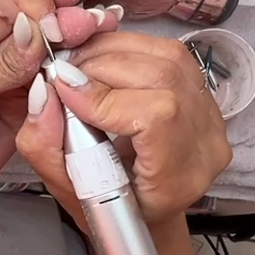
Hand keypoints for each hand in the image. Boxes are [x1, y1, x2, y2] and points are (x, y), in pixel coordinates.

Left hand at [0, 0, 120, 241]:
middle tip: (93, 20)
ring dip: (74, 49)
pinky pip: (53, 92)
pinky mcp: (27, 114)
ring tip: (102, 35)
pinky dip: (71, 82)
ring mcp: (11, 86)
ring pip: (48, 60)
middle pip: (33, 31)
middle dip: (63, 22)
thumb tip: (37, 32)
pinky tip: (91, 69)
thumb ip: (1, 65)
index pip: (6, 9)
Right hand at [15, 32, 230, 223]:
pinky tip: (98, 59)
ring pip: (168, 56)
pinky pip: (170, 53)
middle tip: (61, 74)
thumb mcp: (63, 188)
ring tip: (76, 65)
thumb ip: (43, 145)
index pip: (155, 116)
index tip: (61, 87)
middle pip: (163, 76)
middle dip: (101, 66)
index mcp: (176, 178)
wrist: (143, 207)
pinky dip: (127, 47)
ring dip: (112, 50)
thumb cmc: (106, 206)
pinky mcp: (204, 93)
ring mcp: (212, 115)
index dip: (104, 95)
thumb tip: (43, 91)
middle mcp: (206, 143)